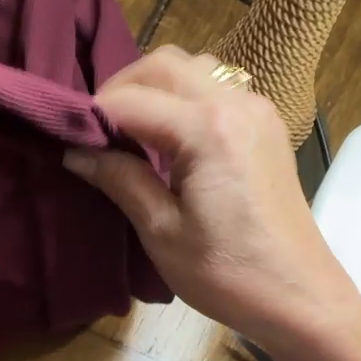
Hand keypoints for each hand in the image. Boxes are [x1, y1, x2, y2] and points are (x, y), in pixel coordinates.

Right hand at [63, 47, 360, 354]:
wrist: (296, 295)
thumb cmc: (225, 273)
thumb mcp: (161, 232)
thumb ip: (120, 180)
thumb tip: (76, 153)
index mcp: (206, 129)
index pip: (131, 100)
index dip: (91, 118)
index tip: (64, 142)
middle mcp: (235, 103)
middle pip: (163, 65)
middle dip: (118, 90)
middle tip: (91, 133)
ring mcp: (256, 110)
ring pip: (192, 69)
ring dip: (152, 89)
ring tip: (126, 134)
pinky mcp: (265, 127)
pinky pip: (215, 89)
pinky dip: (181, 99)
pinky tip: (165, 140)